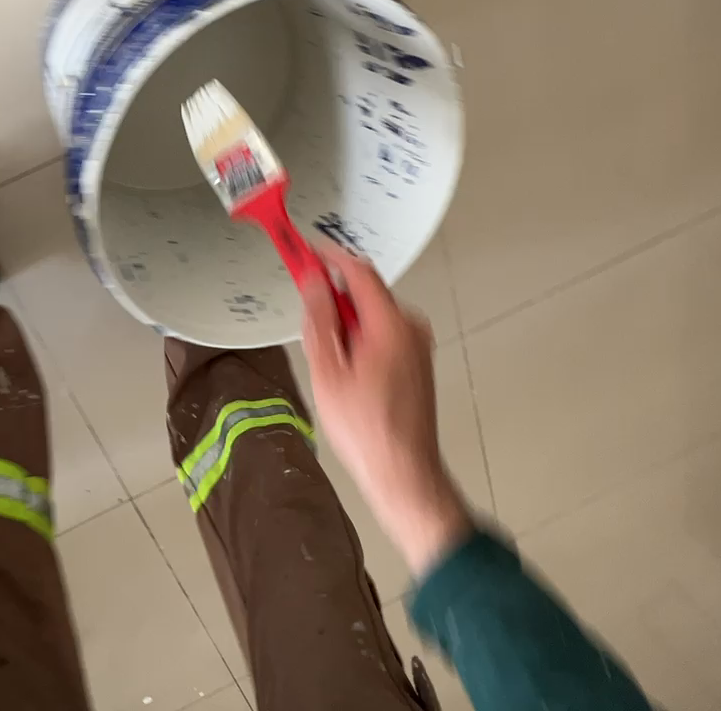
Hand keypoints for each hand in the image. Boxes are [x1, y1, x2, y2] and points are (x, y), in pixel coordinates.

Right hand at [301, 245, 474, 576]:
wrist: (402, 470)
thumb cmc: (365, 427)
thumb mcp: (328, 368)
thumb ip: (321, 317)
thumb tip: (313, 280)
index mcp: (391, 324)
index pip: (358, 270)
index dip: (327, 256)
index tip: (304, 250)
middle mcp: (411, 327)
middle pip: (364, 294)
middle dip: (334, 303)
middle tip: (312, 332)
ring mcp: (417, 344)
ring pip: (370, 316)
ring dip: (346, 326)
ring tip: (331, 368)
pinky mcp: (416, 359)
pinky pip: (382, 333)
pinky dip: (360, 340)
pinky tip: (348, 375)